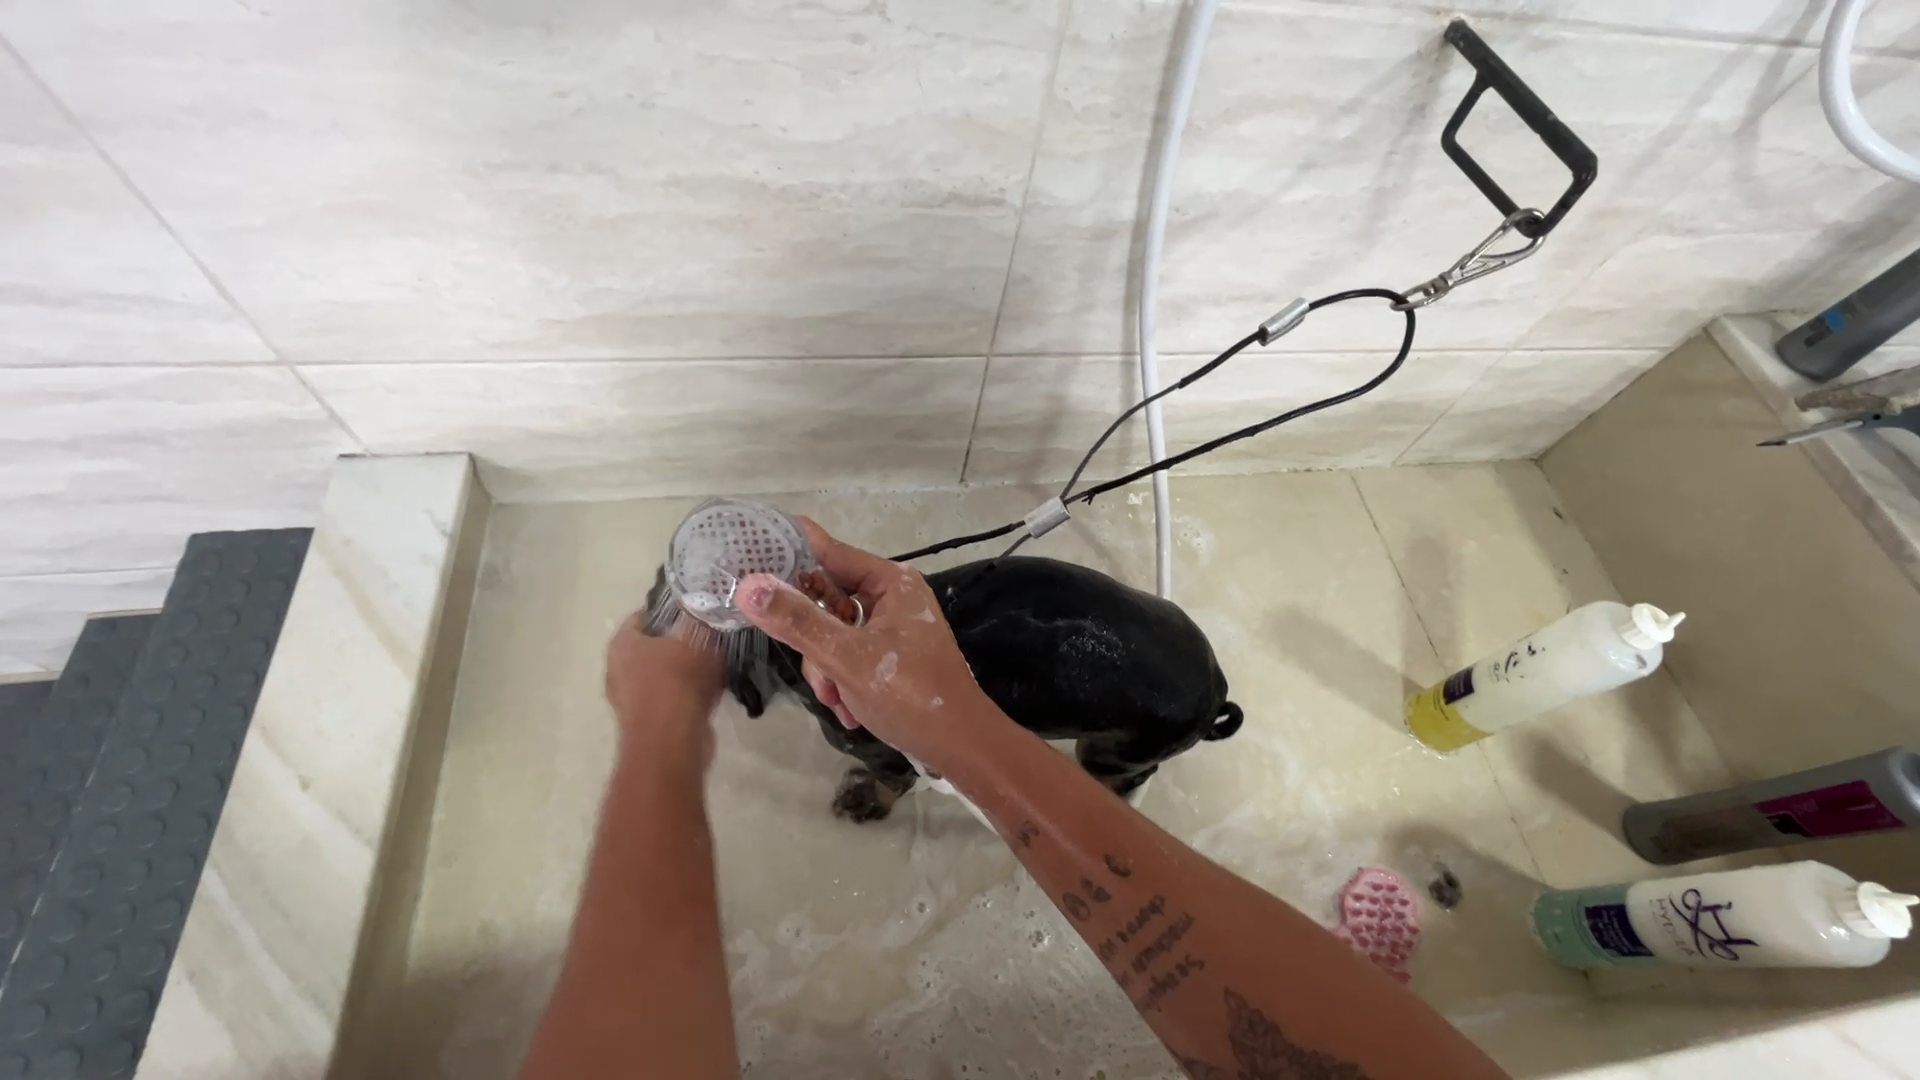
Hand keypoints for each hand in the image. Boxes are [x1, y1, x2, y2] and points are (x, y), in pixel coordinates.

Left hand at [605, 613, 724, 764]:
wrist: (671, 741)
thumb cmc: (678, 680)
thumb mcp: (697, 638)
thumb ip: (702, 621)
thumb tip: (709, 609)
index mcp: (621, 644)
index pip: (644, 615)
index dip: (672, 609)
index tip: (698, 608)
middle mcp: (618, 670)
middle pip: (654, 645)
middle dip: (681, 640)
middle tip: (711, 633)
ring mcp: (631, 699)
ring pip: (665, 672)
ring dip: (688, 668)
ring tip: (717, 661)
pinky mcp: (649, 722)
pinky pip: (672, 697)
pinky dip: (690, 692)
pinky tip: (714, 689)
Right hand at [733, 519, 998, 770]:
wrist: (958, 745)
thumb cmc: (909, 693)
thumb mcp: (847, 657)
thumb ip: (798, 621)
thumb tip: (748, 586)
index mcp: (890, 582)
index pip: (830, 552)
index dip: (790, 551)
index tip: (748, 549)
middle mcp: (891, 598)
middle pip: (826, 601)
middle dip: (814, 643)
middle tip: (817, 670)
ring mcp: (890, 629)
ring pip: (832, 635)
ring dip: (827, 670)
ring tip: (837, 698)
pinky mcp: (889, 657)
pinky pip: (848, 657)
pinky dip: (843, 682)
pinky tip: (848, 709)